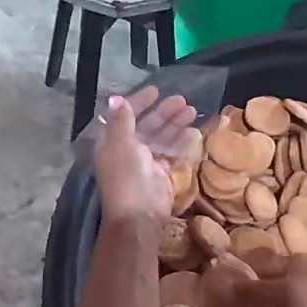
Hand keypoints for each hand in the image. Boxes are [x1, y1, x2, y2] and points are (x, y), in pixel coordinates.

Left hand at [94, 88, 193, 225]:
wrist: (139, 216)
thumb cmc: (126, 177)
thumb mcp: (121, 144)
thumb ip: (121, 121)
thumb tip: (115, 98)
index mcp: (113, 142)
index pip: (126, 116)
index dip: (139, 102)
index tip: (156, 90)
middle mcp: (128, 150)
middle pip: (147, 126)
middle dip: (164, 112)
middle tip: (183, 100)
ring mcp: (145, 163)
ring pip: (162, 138)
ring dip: (175, 124)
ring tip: (192, 111)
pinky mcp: (161, 174)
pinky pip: (172, 154)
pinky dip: (181, 142)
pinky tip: (193, 132)